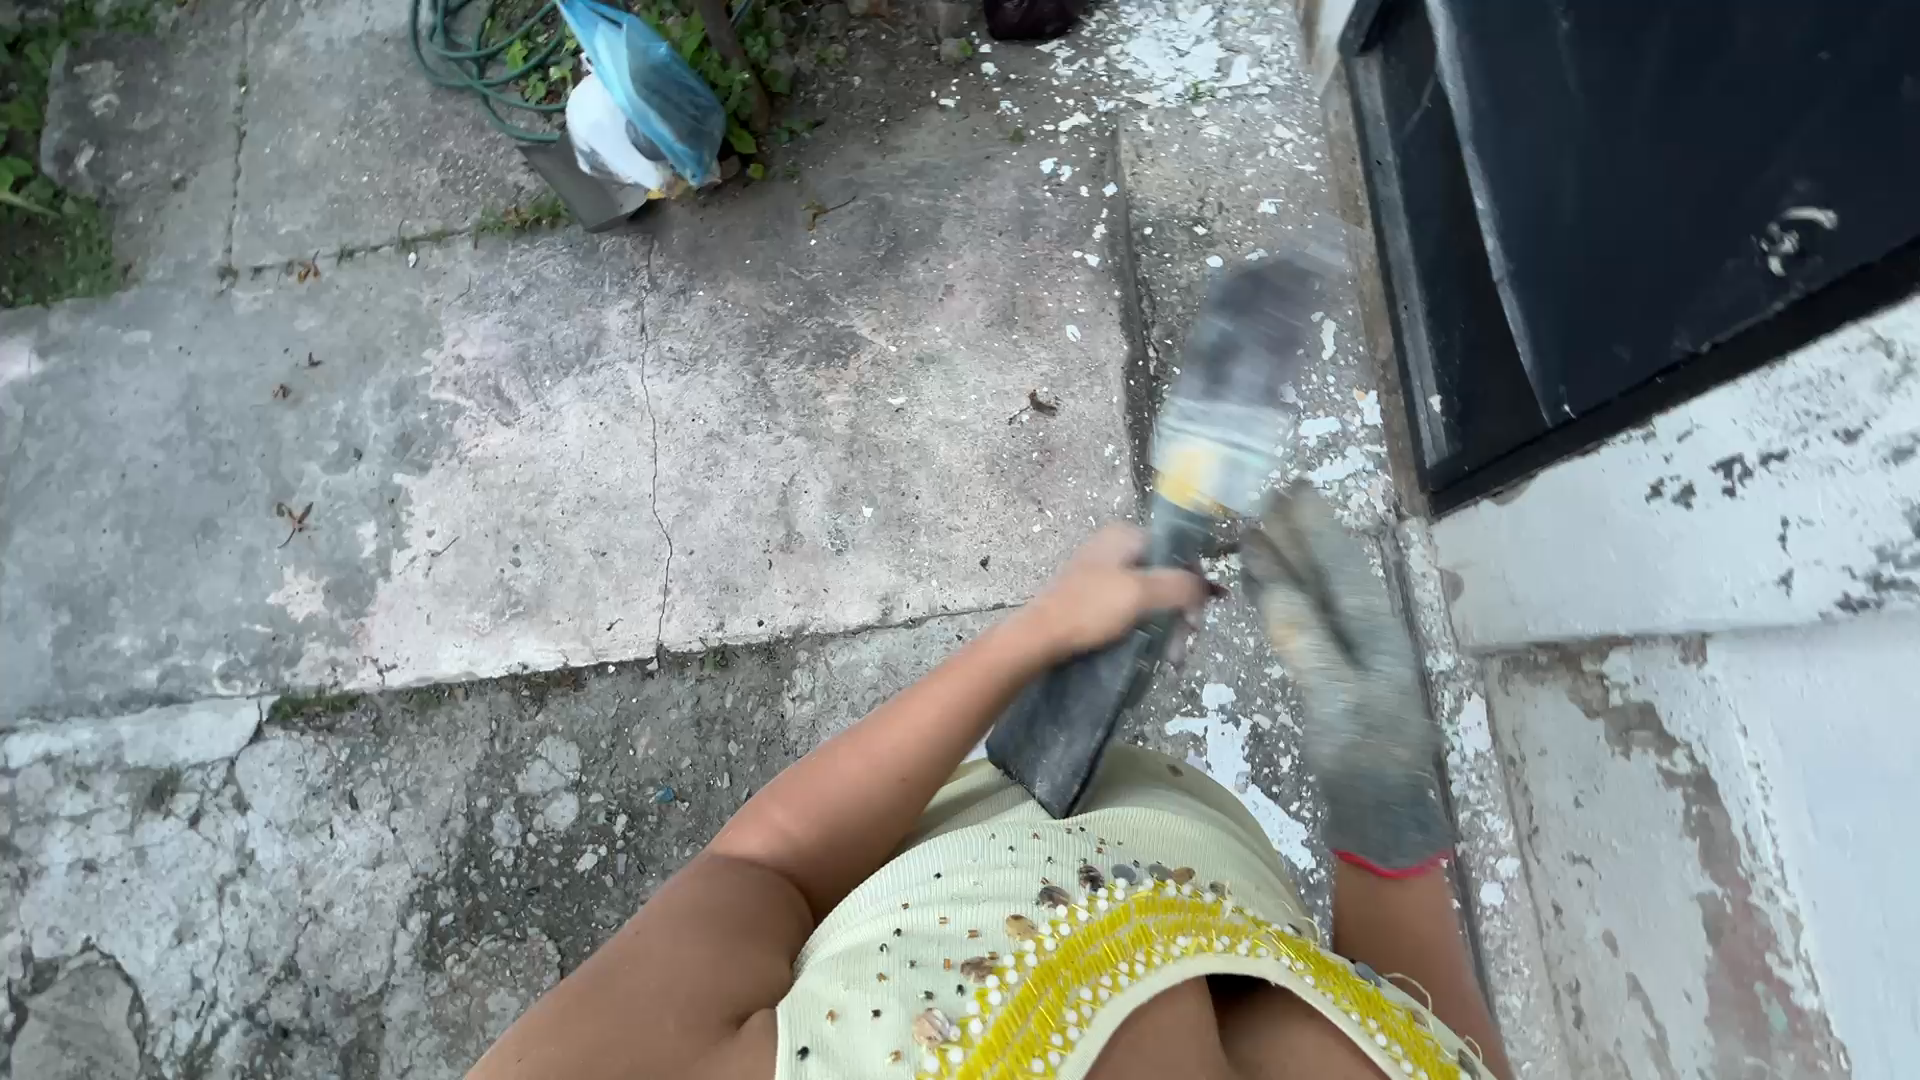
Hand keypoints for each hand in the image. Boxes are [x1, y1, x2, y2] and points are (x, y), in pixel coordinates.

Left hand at [1010, 524, 1208, 663]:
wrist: (1041, 636)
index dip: (1194, 582)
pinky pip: (1132, 607)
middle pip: (1165, 575)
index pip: (1177, 551)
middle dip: (1180, 609)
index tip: (1197, 616)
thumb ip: (1180, 585)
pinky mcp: (1096, 597)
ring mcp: (1104, 572)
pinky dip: (1147, 625)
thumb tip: (1209, 588)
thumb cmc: (1089, 608)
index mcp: (1124, 535)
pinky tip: (1155, 648)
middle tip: (1185, 640)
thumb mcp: (1140, 593)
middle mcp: (1115, 547)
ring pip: (1151, 595)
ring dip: (1166, 623)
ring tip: (1172, 653)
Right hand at [1242, 483, 1449, 873]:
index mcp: (1376, 631)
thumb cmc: (1364, 756)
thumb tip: (1270, 585)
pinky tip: (1265, 585)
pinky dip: (1280, 595)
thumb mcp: (1336, 697)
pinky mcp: (1330, 671)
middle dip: (1298, 535)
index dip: (1316, 528)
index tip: (1292, 489)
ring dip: (1286, 562)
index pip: (1341, 566)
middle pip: (1327, 572)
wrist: (1378, 813)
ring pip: (1314, 594)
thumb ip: (1307, 639)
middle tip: (1267, 499)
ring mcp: (1348, 652)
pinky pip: (1302, 618)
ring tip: (1257, 531)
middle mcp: (1365, 632)